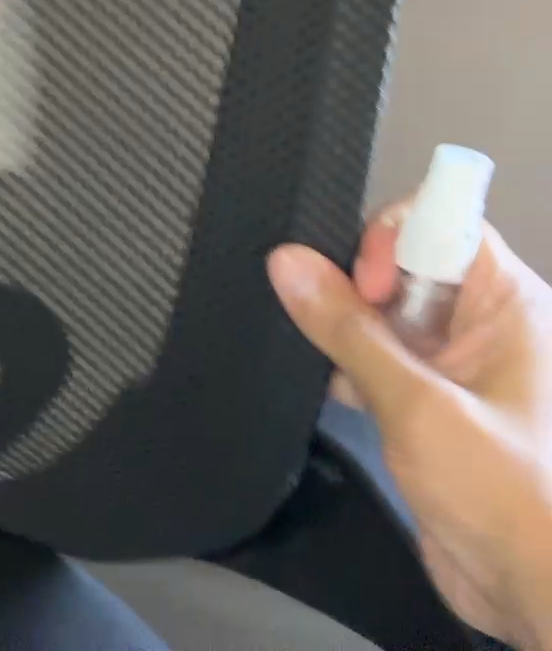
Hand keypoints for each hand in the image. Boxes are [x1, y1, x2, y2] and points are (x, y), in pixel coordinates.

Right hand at [268, 219, 551, 648]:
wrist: (538, 589)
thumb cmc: (515, 500)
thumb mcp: (419, 405)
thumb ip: (347, 331)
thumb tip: (289, 264)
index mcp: (512, 312)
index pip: (441, 227)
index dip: (387, 240)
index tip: (357, 282)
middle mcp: (485, 329)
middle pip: (398, 266)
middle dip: (350, 289)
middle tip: (336, 330)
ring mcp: (456, 363)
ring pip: (375, 312)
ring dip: (342, 332)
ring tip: (345, 372)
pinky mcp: (427, 396)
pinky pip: (368, 352)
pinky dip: (342, 363)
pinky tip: (343, 393)